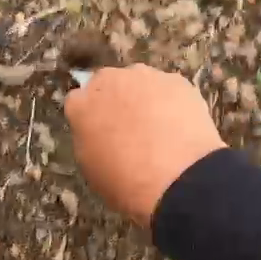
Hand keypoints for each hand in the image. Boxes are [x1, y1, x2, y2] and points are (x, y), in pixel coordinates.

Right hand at [66, 65, 224, 226]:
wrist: (179, 179)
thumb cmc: (127, 182)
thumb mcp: (91, 167)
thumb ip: (88, 139)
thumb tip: (98, 132)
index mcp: (80, 104)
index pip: (79, 102)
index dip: (92, 119)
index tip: (102, 134)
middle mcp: (107, 81)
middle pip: (108, 84)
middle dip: (116, 101)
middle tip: (131, 130)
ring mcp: (143, 77)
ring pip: (140, 83)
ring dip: (145, 98)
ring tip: (161, 130)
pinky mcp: (176, 81)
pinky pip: (170, 89)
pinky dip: (173, 103)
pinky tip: (182, 128)